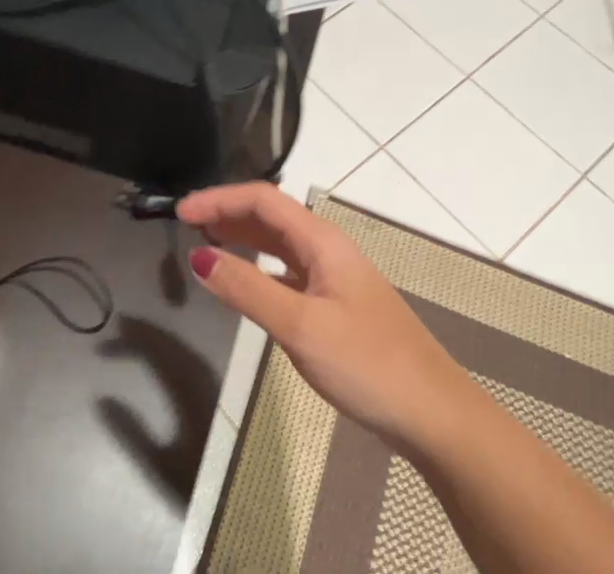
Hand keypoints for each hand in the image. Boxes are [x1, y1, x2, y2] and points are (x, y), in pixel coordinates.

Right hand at [179, 183, 467, 451]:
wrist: (433, 414)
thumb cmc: (368, 364)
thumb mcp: (300, 326)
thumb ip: (247, 289)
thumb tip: (198, 256)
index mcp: (323, 242)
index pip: (263, 200)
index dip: (219, 199)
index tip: (180, 213)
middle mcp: (329, 251)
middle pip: (271, 217)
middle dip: (227, 214)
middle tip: (184, 227)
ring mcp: (334, 279)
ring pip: (279, 245)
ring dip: (241, 239)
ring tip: (204, 245)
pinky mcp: (336, 307)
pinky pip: (288, 273)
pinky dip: (258, 269)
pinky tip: (243, 284)